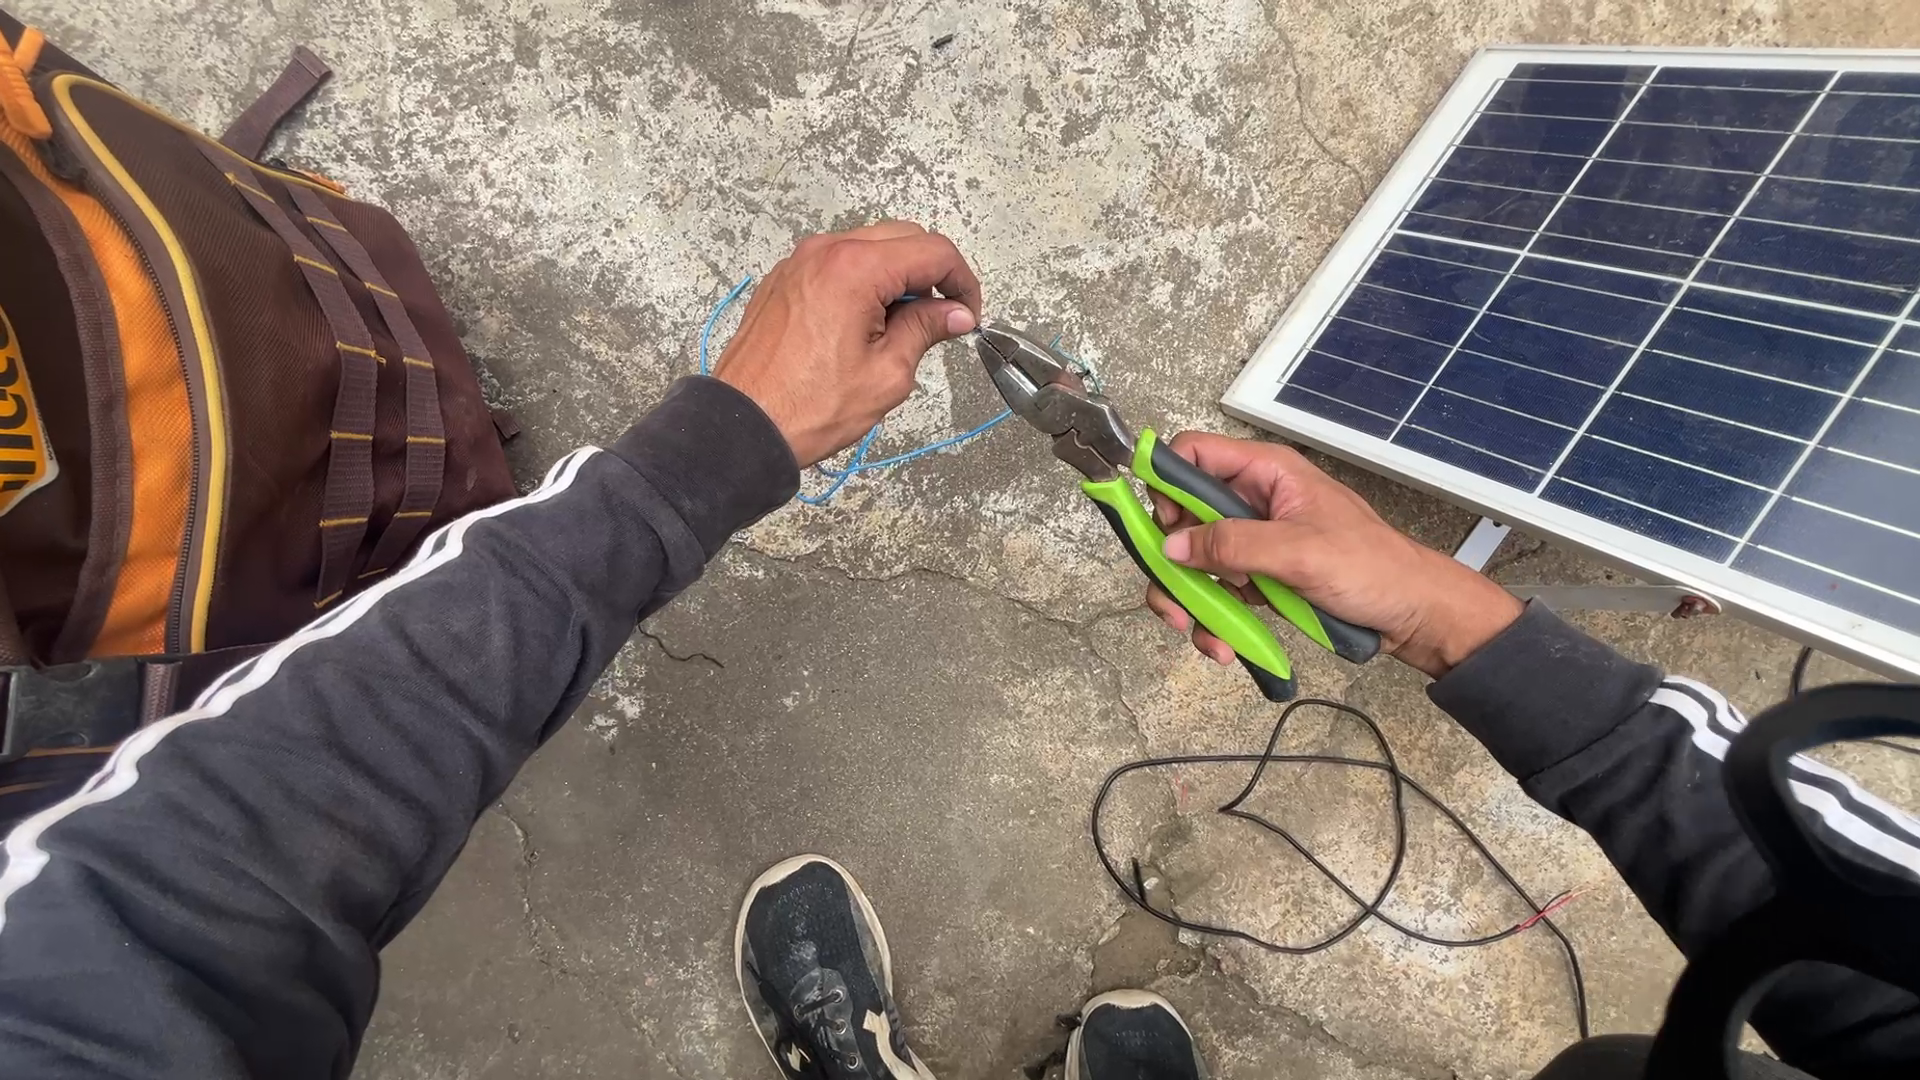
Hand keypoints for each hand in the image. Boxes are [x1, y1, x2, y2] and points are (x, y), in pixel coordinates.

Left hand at [712, 221, 983, 466]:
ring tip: (906, 327)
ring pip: (869, 248)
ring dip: (898, 277)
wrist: (744, 425)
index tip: (969, 313)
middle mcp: (825, 251)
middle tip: (945, 319)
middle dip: (933, 274)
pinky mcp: (785, 280)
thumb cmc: (812, 407)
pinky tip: (869, 323)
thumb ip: (925, 330)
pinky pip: (838, 264)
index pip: (932, 251)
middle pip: (902, 237)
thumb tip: (956, 313)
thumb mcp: (887, 374)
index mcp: (855, 269)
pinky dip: (865, 282)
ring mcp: (800, 262)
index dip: (962, 280)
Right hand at [1143, 432, 1522, 677]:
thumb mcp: (1299, 551)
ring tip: (1197, 631)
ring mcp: (1247, 541)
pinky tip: (1223, 643)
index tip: (1164, 524)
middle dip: (1168, 560)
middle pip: (1179, 516)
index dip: (1168, 483)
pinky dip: (1208, 618)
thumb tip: (1171, 547)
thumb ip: (1232, 543)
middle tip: (1172, 596)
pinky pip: (1209, 590)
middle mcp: (1248, 501)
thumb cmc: (1373, 568)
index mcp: (1264, 473)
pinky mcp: (1250, 576)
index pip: (1193, 455)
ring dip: (1184, 598)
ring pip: (1188, 560)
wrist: (1412, 616)